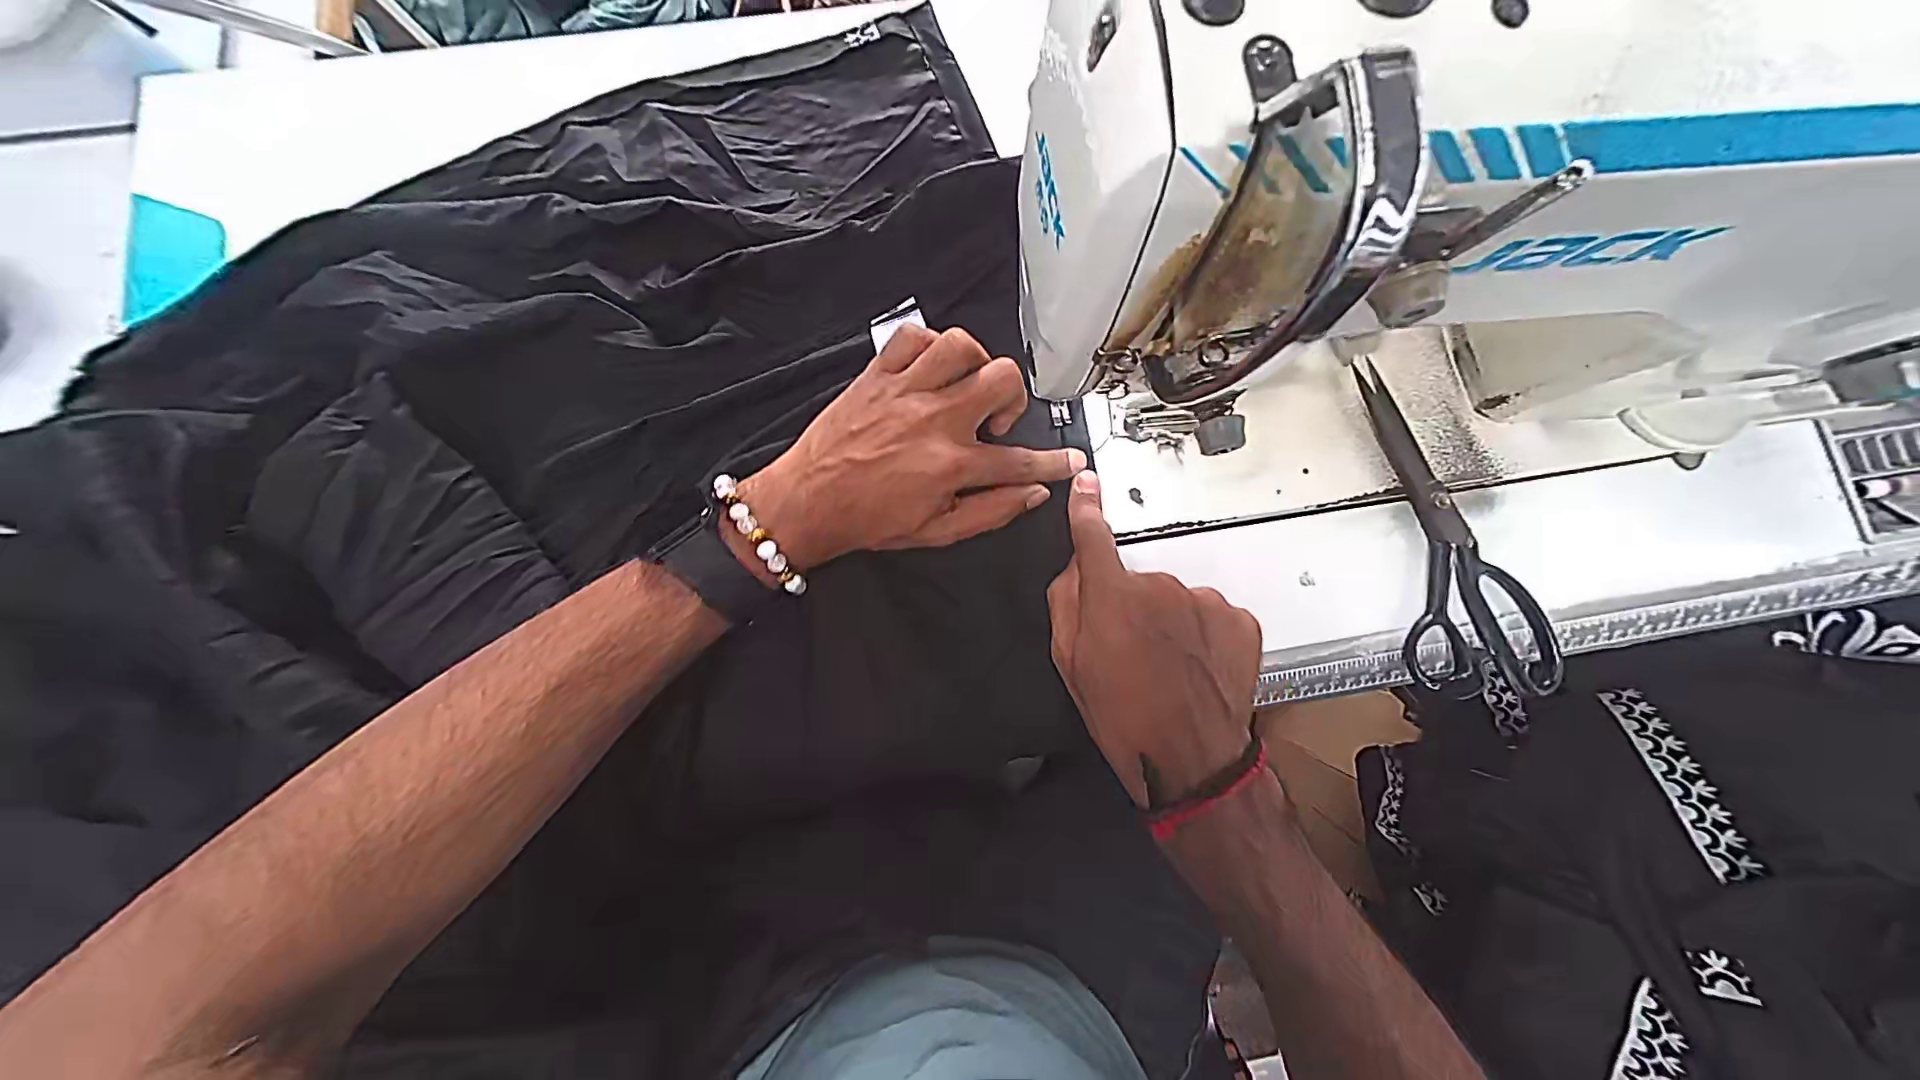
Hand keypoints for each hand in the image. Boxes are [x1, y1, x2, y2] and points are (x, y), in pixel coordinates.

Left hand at [739, 325, 1083, 567]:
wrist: (808, 502)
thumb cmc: (864, 518)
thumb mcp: (937, 531)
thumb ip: (991, 512)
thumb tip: (1030, 494)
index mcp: (949, 464)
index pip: (1020, 460)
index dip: (1054, 462)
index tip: (1067, 460)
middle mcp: (932, 421)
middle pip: (1003, 382)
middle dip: (1014, 399)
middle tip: (996, 419)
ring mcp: (904, 393)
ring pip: (962, 347)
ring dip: (976, 364)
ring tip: (967, 387)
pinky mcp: (877, 377)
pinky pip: (912, 337)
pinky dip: (930, 344)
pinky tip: (932, 367)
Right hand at [1047, 470, 1263, 806]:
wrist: (1191, 759)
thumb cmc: (1127, 720)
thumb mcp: (1070, 664)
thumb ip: (1065, 604)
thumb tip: (1073, 572)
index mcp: (1112, 596)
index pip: (1092, 534)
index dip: (1085, 507)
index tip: (1086, 487)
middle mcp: (1159, 588)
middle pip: (1135, 578)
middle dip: (1129, 604)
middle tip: (1129, 650)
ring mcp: (1203, 601)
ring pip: (1174, 596)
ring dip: (1168, 622)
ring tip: (1164, 667)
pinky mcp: (1237, 618)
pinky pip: (1208, 612)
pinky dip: (1200, 633)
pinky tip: (1192, 666)